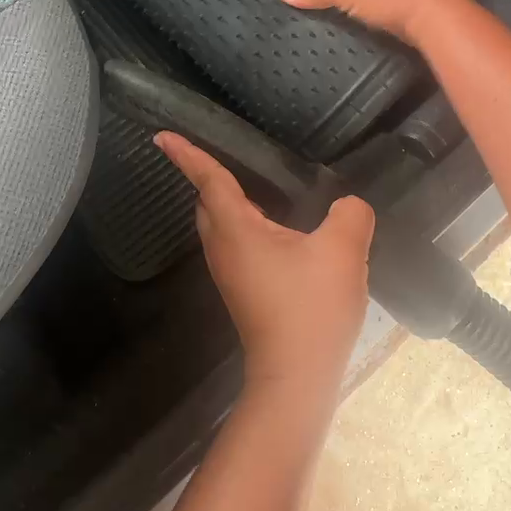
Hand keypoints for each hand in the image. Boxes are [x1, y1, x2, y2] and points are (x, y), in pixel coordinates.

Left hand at [155, 131, 374, 396]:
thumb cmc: (310, 307)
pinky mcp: (242, 292)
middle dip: (211, 176)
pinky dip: (247, 227)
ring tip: (260, 188)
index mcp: (235, 228)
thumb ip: (349, 214)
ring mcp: (229, 273)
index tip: (162, 135)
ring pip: (221, 226)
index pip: (208, 180)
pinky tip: (280, 232)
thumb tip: (347, 206)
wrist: (297, 375)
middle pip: (208, 202)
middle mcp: (222, 248)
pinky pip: (236, 245)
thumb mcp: (341, 250)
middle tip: (229, 155)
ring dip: (232, 204)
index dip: (188, 154)